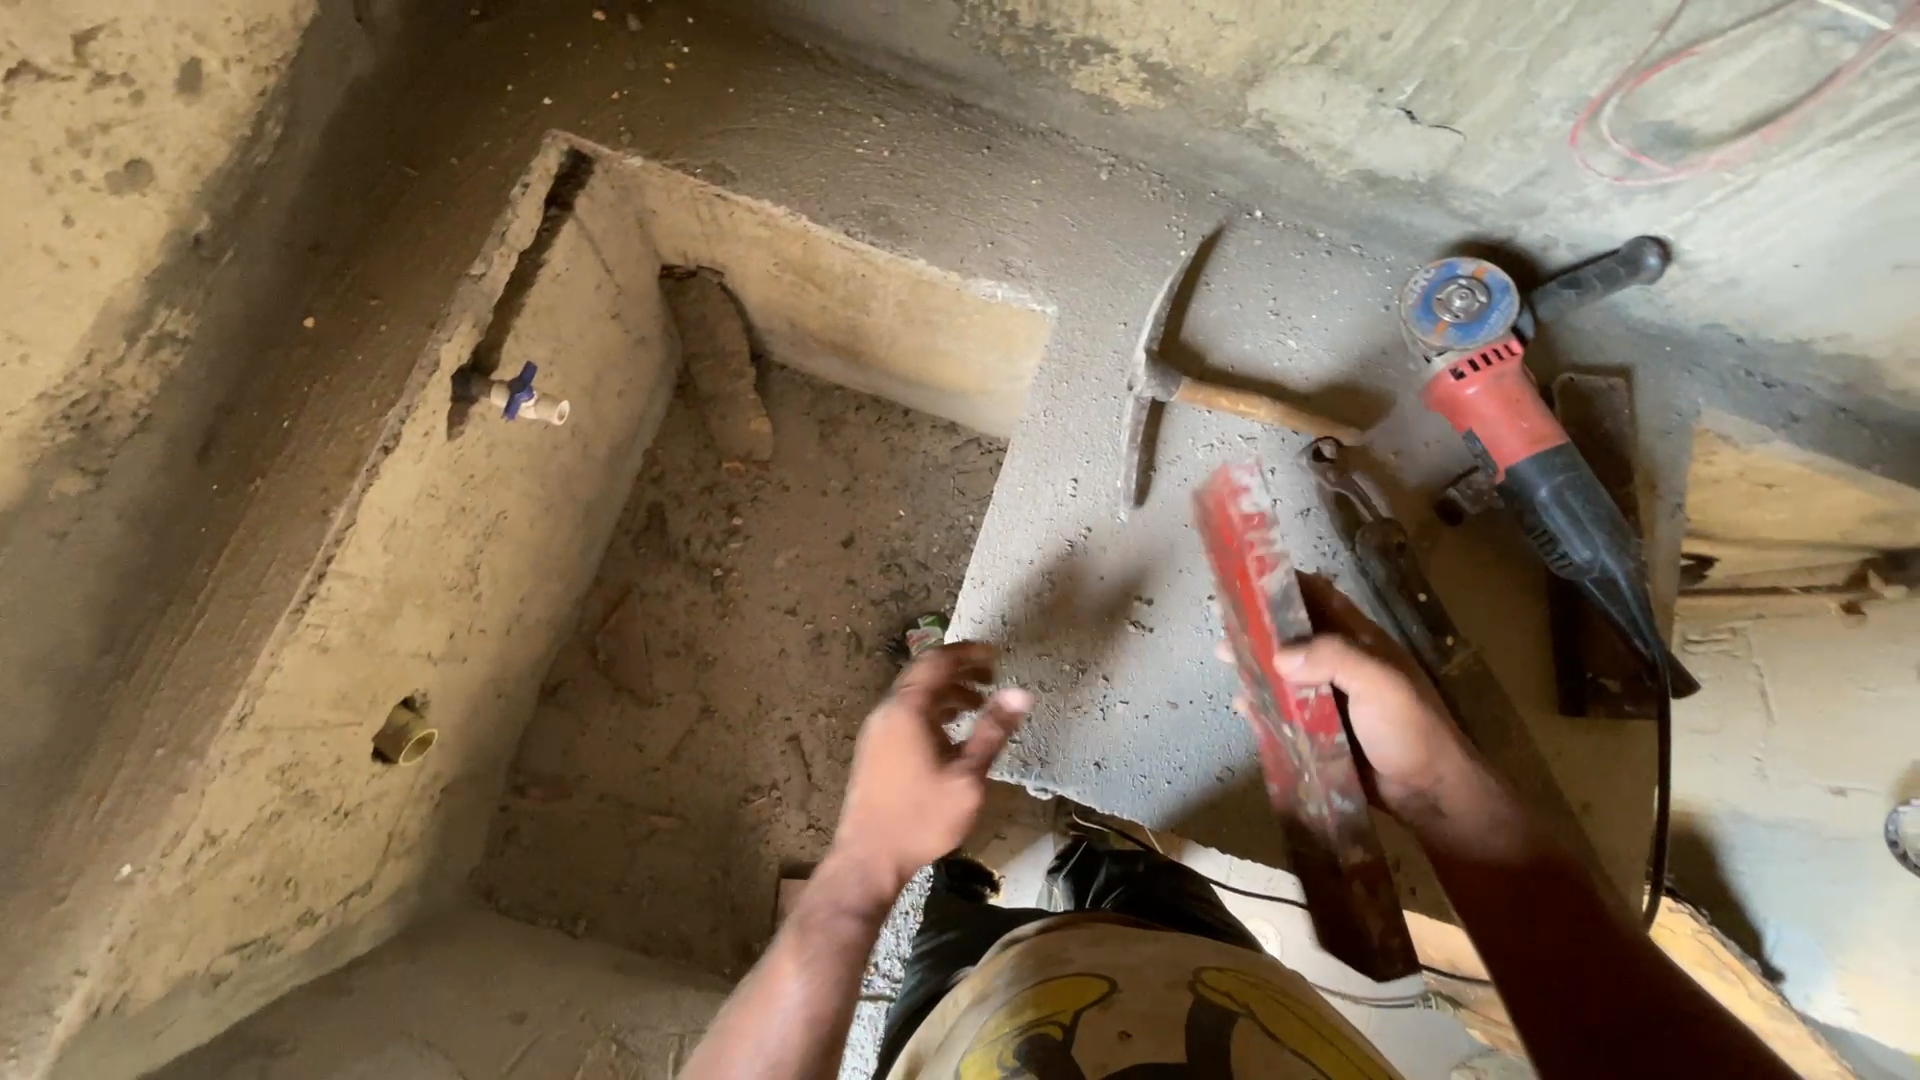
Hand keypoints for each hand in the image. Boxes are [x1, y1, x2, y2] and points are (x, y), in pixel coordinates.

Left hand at [831, 642, 1031, 895]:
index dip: (968, 653)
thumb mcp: (967, 775)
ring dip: (947, 693)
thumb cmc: (922, 818)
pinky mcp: (875, 749)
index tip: (995, 655)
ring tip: (977, 705)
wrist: (869, 857)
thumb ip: (993, 731)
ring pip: (915, 696)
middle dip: (960, 671)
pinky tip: (951, 732)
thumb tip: (1021, 694)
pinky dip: (932, 711)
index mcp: (907, 709)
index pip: (937, 660)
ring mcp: (877, 730)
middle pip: (924, 674)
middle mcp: (887, 711)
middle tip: (991, 678)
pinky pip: (906, 714)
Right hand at [1224, 574, 1479, 824]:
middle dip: (1259, 623)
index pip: (1319, 598)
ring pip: (1283, 671)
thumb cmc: (1411, 730)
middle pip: (1293, 633)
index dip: (1287, 584)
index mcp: (1360, 642)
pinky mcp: (1319, 730)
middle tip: (1223, 617)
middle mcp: (1341, 664)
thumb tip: (1278, 653)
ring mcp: (1329, 698)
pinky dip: (1261, 704)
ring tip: (1223, 654)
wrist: (1431, 795)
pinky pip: (1282, 711)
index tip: (1249, 577)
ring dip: (1255, 661)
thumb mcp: (1380, 683)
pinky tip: (1241, 702)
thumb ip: (1333, 658)